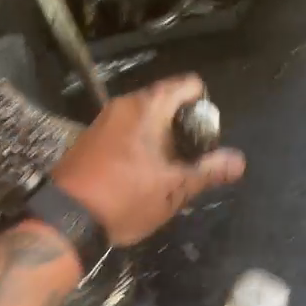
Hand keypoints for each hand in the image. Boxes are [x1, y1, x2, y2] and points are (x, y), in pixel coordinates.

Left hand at [50, 74, 245, 244]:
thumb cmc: (125, 198)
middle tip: (191, 158)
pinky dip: (139, 143)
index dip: (203, 105)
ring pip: (144, 117)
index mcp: (147, 107)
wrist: (65, 220)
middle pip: (166, 100)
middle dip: (183, 125)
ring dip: (161, 137)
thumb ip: (207, 171)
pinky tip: (141, 174)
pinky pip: (125, 130)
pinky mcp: (90, 138)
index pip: (186, 84)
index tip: (207, 135)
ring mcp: (103, 120)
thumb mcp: (173, 189)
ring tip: (169, 169)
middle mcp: (124, 105)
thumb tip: (239, 160)